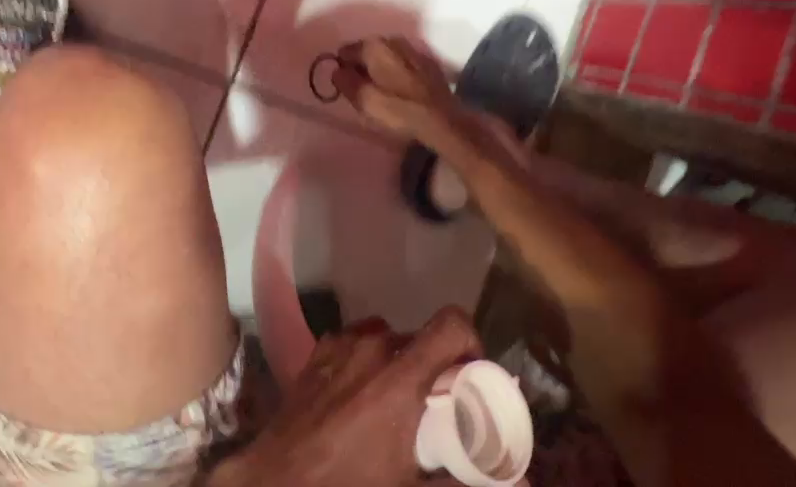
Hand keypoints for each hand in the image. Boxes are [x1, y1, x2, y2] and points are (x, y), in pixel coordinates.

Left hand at [208, 308, 481, 486]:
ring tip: (397, 401)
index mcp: (401, 377)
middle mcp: (373, 348)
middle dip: (436, 366)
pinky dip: (368, 360)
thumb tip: (518, 483)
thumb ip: (462, 477)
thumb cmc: (347, 483)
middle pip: (421, 337)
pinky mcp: (318, 352)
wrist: (277, 481)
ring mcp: (341, 345)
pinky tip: (361, 395)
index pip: (450, 324)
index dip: (470, 341)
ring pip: (388, 338)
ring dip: (400, 362)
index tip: (473, 375)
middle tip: (438, 404)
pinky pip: (356, 342)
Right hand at [331, 37, 458, 142]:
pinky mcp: (428, 63)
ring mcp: (413, 49)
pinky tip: (402, 92)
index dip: (344, 70)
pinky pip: (403, 64)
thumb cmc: (398, 110)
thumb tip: (337, 70)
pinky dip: (398, 73)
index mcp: (374, 46)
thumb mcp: (364, 100)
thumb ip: (345, 82)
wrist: (442, 120)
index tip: (348, 88)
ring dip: (380, 71)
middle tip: (364, 94)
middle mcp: (393, 40)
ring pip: (386, 57)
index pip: (346, 51)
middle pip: (367, 52)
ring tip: (383, 94)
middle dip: (362, 69)